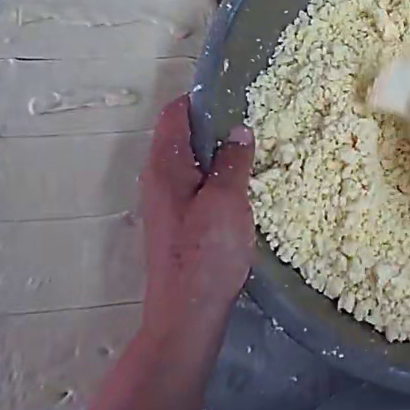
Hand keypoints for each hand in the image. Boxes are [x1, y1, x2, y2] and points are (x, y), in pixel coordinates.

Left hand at [139, 95, 254, 338]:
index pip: (174, 113)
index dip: (200, 98)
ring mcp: (166, 202)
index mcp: (165, 165)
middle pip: (181, 135)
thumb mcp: (227, 200)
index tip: (233, 93)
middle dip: (213, 124)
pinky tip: (240, 185)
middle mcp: (159, 178)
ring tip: (250, 149)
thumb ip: (233, 160)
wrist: (185, 316)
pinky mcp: (177, 222)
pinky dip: (215, 176)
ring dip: (216, 152)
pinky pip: (194, 183)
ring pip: (190, 161)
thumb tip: (238, 129)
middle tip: (249, 120)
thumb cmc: (205, 253)